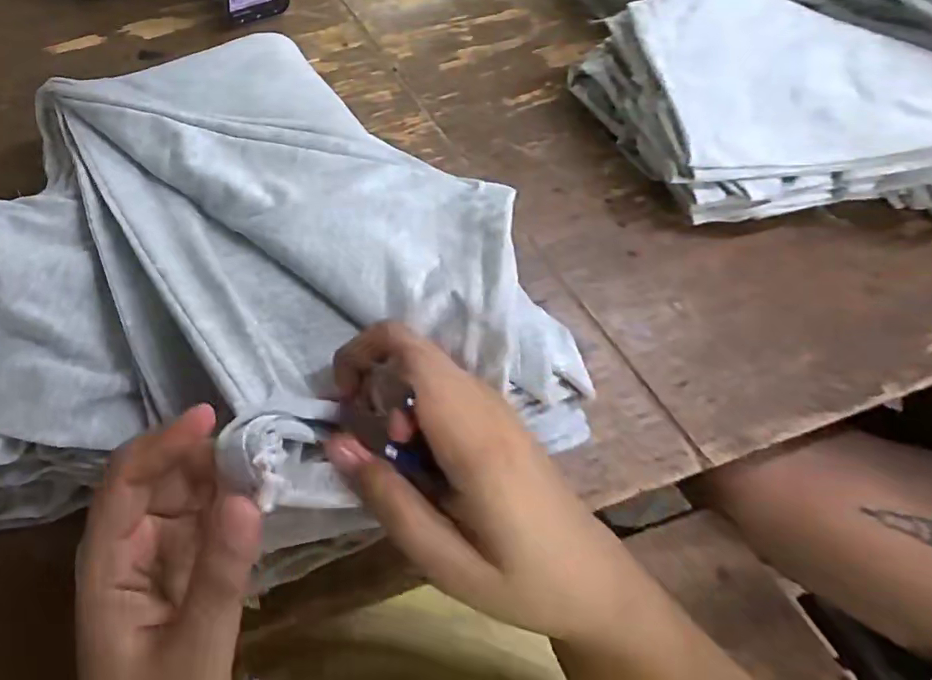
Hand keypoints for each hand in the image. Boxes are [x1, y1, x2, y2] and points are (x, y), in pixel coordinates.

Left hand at [76, 405, 262, 679]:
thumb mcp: (193, 651)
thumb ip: (218, 576)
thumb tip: (249, 496)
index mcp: (104, 559)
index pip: (124, 480)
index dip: (162, 443)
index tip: (208, 417)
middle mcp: (125, 543)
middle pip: (156, 478)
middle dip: (200, 456)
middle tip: (253, 445)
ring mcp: (153, 553)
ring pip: (182, 493)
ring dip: (218, 475)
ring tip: (261, 464)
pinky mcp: (180, 566)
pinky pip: (203, 519)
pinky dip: (228, 503)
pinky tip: (256, 495)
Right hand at [323, 324, 634, 643]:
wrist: (597, 583)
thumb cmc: (521, 580)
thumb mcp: (444, 561)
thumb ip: (386, 497)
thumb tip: (335, 441)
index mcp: (471, 433)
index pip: (408, 349)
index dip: (361, 353)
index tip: (343, 400)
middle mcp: (483, 402)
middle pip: (410, 348)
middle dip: (371, 377)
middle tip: (372, 438)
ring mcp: (494, 404)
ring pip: (424, 365)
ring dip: (394, 396)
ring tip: (401, 459)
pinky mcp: (497, 414)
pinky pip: (442, 385)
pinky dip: (415, 405)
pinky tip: (425, 460)